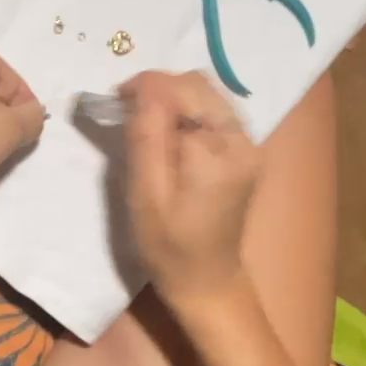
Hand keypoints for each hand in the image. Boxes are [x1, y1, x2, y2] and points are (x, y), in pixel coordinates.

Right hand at [122, 70, 259, 306]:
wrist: (208, 280)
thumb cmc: (168, 246)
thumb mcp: (146, 195)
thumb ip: (147, 137)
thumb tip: (144, 86)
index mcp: (216, 152)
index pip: (178, 90)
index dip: (144, 87)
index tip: (116, 102)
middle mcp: (242, 140)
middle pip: (198, 84)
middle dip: (159, 88)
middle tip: (127, 112)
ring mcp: (250, 144)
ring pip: (208, 94)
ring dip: (173, 98)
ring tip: (147, 124)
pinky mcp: (247, 151)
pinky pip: (216, 113)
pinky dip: (189, 112)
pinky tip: (171, 137)